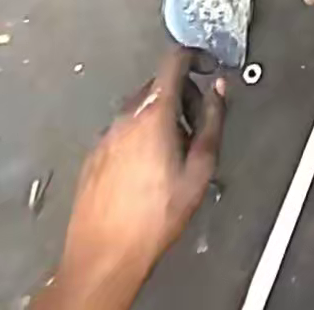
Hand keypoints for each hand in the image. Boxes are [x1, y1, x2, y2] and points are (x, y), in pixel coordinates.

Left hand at [51, 48, 226, 302]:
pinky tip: (148, 169)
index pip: (175, 60)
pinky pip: (124, 129)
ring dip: (163, 116)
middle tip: (196, 125)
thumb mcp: (200, 168)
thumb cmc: (153, 218)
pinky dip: (141, 134)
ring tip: (174, 154)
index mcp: (155, 112)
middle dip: (184, 96)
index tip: (206, 65)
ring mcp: (107, 133)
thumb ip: (213, 119)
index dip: (196, 55)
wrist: (103, 257)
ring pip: (142, 107)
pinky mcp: (95, 153)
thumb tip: (218, 90)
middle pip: (160, 84)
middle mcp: (127, 115)